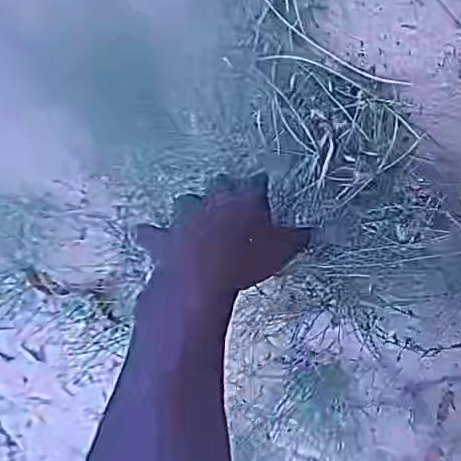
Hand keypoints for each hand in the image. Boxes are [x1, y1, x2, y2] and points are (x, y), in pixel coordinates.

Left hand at [133, 174, 309, 295]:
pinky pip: (152, 233)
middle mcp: (214, 199)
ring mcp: (185, 216)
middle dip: (225, 190)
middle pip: (220, 183)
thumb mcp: (283, 249)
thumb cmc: (245, 260)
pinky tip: (149, 234)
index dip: (262, 187)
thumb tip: (311, 231)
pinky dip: (152, 235)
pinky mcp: (164, 237)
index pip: (257, 182)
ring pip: (186, 201)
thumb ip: (297, 237)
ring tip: (197, 215)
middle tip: (234, 203)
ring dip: (191, 207)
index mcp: (245, 197)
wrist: (202, 277)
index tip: (266, 192)